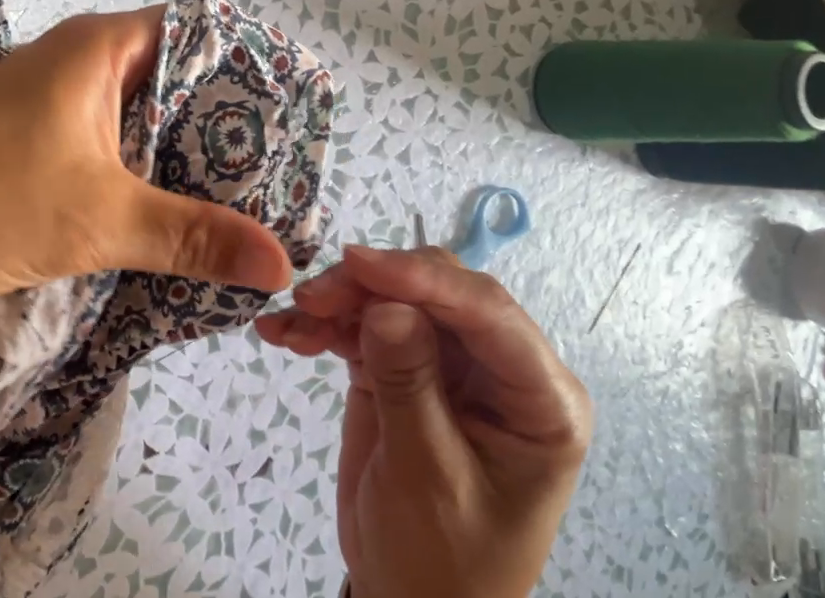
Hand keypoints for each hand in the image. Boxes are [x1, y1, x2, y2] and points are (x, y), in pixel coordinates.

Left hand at [0, 7, 293, 322]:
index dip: (248, 69)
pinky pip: (111, 138)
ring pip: (141, 112)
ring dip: (183, 152)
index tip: (290, 118)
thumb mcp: (102, 220)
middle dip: (224, 122)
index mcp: (100, 46)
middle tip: (276, 171)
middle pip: (175, 75)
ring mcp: (53, 95)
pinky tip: (171, 210)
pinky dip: (145, 168)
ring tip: (240, 196)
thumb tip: (281, 263)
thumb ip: (194, 236)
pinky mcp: (35, 134)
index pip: (200, 32)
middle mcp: (79, 56)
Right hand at [255, 247, 591, 597]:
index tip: (358, 263)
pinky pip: (366, 326)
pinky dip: (325, 325)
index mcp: (540, 398)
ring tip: (288, 322)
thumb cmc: (440, 560)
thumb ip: (410, 387)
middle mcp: (500, 367)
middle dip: (373, 286)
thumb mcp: (427, 478)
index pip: (490, 315)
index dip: (424, 280)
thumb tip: (387, 305)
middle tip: (310, 298)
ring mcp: (451, 364)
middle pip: (440, 292)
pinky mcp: (405, 367)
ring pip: (397, 298)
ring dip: (340, 302)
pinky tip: (284, 333)